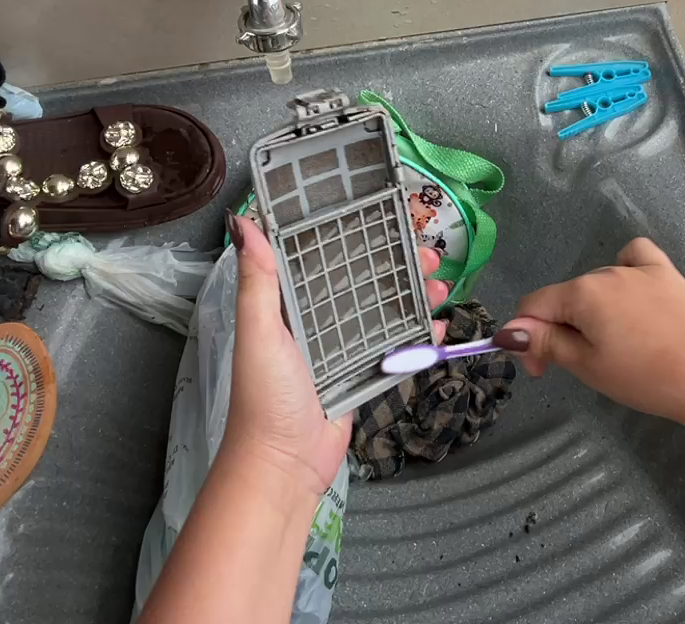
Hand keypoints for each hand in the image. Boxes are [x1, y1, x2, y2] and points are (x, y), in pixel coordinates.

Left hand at [221, 215, 446, 501]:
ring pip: (389, 310)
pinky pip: (398, 348)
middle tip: (430, 254)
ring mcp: (346, 348)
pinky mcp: (365, 375)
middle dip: (400, 264)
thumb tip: (242, 222)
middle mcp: (322, 320)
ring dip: (417, 295)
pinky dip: (421, 336)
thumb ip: (258, 279)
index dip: (358, 235)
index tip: (389, 219)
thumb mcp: (259, 331)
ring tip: (441, 285)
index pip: (329, 258)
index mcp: (293, 304)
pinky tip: (439, 327)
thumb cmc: (266, 395)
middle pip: (368, 281)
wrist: (283, 466)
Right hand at [496, 237, 684, 426]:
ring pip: (598, 284)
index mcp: (582, 292)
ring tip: (619, 346)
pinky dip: (626, 270)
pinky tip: (633, 292)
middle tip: (583, 368)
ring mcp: (639, 269)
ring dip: (594, 311)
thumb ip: (546, 343)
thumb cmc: (645, 377)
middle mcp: (606, 271)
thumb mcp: (587, 366)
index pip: (534, 306)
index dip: (528, 340)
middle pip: (567, 297)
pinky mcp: (667, 273)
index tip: (542, 372)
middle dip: (563, 329)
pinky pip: (634, 257)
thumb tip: (509, 332)